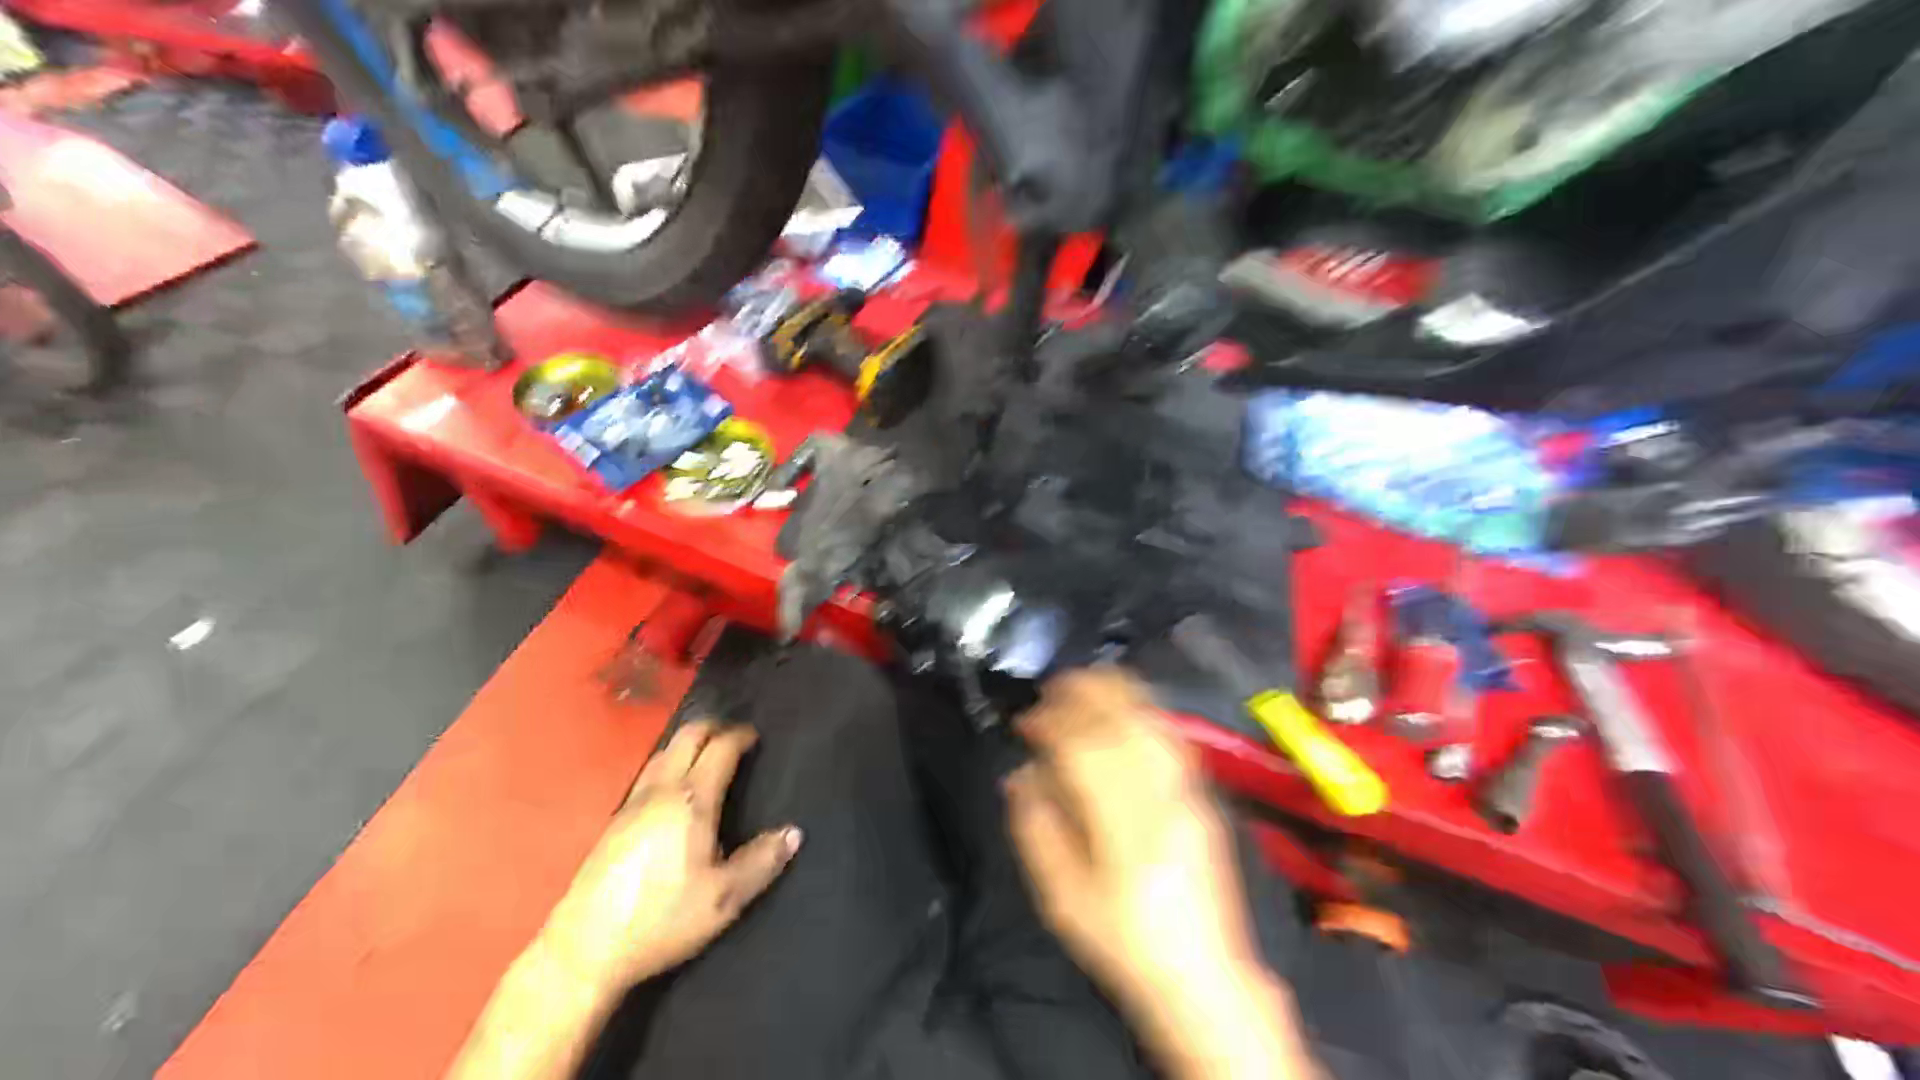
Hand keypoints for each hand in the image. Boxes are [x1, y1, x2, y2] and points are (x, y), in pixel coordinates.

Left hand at [536, 721, 802, 997]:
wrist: (585, 950)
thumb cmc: (662, 919)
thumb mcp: (724, 898)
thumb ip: (762, 861)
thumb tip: (794, 833)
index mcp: (692, 801)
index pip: (720, 748)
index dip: (741, 736)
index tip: (756, 737)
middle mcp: (660, 791)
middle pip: (687, 736)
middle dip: (714, 727)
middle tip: (734, 735)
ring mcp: (632, 803)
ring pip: (664, 752)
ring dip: (689, 742)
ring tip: (707, 753)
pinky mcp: (614, 821)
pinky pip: (648, 772)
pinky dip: (669, 761)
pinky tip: (673, 785)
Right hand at [1007, 670, 1311, 1077]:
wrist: (1203, 975)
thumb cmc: (1122, 942)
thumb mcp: (1062, 900)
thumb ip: (1037, 830)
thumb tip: (1020, 773)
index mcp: (1125, 834)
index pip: (1086, 753)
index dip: (1052, 726)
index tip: (1026, 721)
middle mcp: (1163, 804)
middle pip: (1124, 725)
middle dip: (1083, 695)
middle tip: (1050, 688)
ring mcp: (1190, 797)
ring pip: (1152, 723)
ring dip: (1115, 694)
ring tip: (1082, 685)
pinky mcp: (1203, 797)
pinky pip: (1171, 738)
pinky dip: (1143, 711)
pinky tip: (1123, 706)